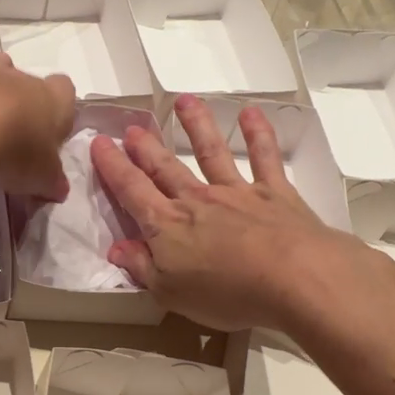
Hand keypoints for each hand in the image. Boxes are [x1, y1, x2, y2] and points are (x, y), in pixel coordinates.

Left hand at [0, 20, 76, 199]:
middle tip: (18, 124)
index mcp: (51, 101)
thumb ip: (50, 180)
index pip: (65, 92)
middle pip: (28, 81)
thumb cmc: (15, 154)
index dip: (60, 108)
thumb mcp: (41, 178)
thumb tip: (58, 189)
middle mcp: (19, 82)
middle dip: (25, 96)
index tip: (53, 129)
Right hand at [89, 94, 385, 333]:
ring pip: (211, 152)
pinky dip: (258, 134)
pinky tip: (250, 114)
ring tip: (183, 101)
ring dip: (195, 125)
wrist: (295, 278)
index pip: (131, 191)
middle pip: (165, 168)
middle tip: (131, 128)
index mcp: (166, 226)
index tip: (99, 144)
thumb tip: (117, 248)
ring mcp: (237, 193)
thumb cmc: (226, 293)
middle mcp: (197, 201)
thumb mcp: (170, 293)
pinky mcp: (275, 193)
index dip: (113, 168)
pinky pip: (264, 158)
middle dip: (145, 148)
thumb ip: (142, 268)